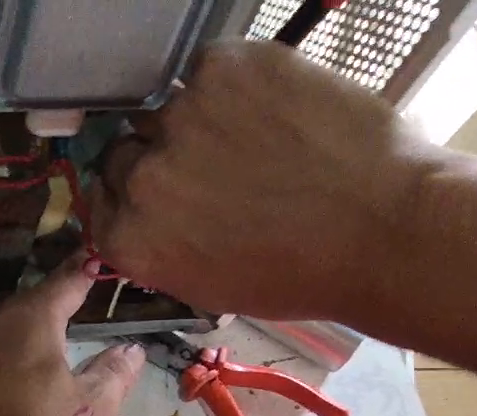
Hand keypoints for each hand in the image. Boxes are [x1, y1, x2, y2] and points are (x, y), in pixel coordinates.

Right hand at [90, 41, 449, 321]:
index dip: (125, 196)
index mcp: (132, 240)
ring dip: (191, 121)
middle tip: (203, 167)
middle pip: (124, 151)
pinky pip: (206, 69)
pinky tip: (267, 109)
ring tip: (243, 137)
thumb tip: (147, 216)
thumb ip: (158, 248)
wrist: (376, 230)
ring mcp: (180, 116)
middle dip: (155, 159)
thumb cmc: (295, 275)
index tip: (148, 193)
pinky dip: (229, 85)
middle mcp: (142, 177)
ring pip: (164, 108)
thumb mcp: (205, 286)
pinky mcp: (223, 68)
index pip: (100, 202)